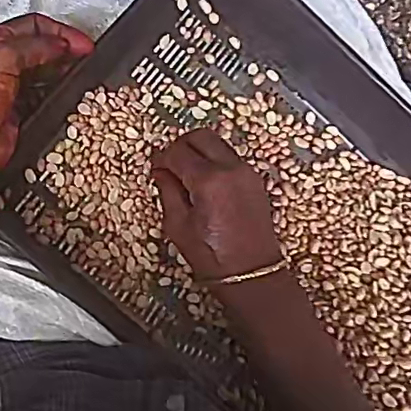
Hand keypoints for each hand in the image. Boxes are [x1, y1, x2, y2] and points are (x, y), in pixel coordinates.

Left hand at [0, 14, 93, 182]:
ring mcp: (9, 90)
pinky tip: (67, 96)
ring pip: (45, 75)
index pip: (31, 26)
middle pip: (41, 49)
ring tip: (80, 75)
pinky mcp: (19, 114)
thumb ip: (33, 46)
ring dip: (63, 74)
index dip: (59, 32)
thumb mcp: (0, 58)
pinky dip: (58, 97)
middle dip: (64, 51)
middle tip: (85, 57)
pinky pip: (44, 100)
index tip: (81, 42)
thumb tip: (59, 43)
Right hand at [151, 129, 284, 282]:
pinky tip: (204, 183)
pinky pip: (229, 158)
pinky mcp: (255, 180)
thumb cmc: (212, 256)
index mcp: (208, 180)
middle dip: (180, 146)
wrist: (251, 274)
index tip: (155, 167)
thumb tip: (161, 172)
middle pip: (200, 136)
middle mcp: (231, 169)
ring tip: (186, 175)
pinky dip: (214, 161)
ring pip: (217, 143)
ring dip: (199, 151)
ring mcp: (246, 172)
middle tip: (169, 164)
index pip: (177, 152)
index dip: (161, 157)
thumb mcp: (177, 226)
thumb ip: (167, 191)